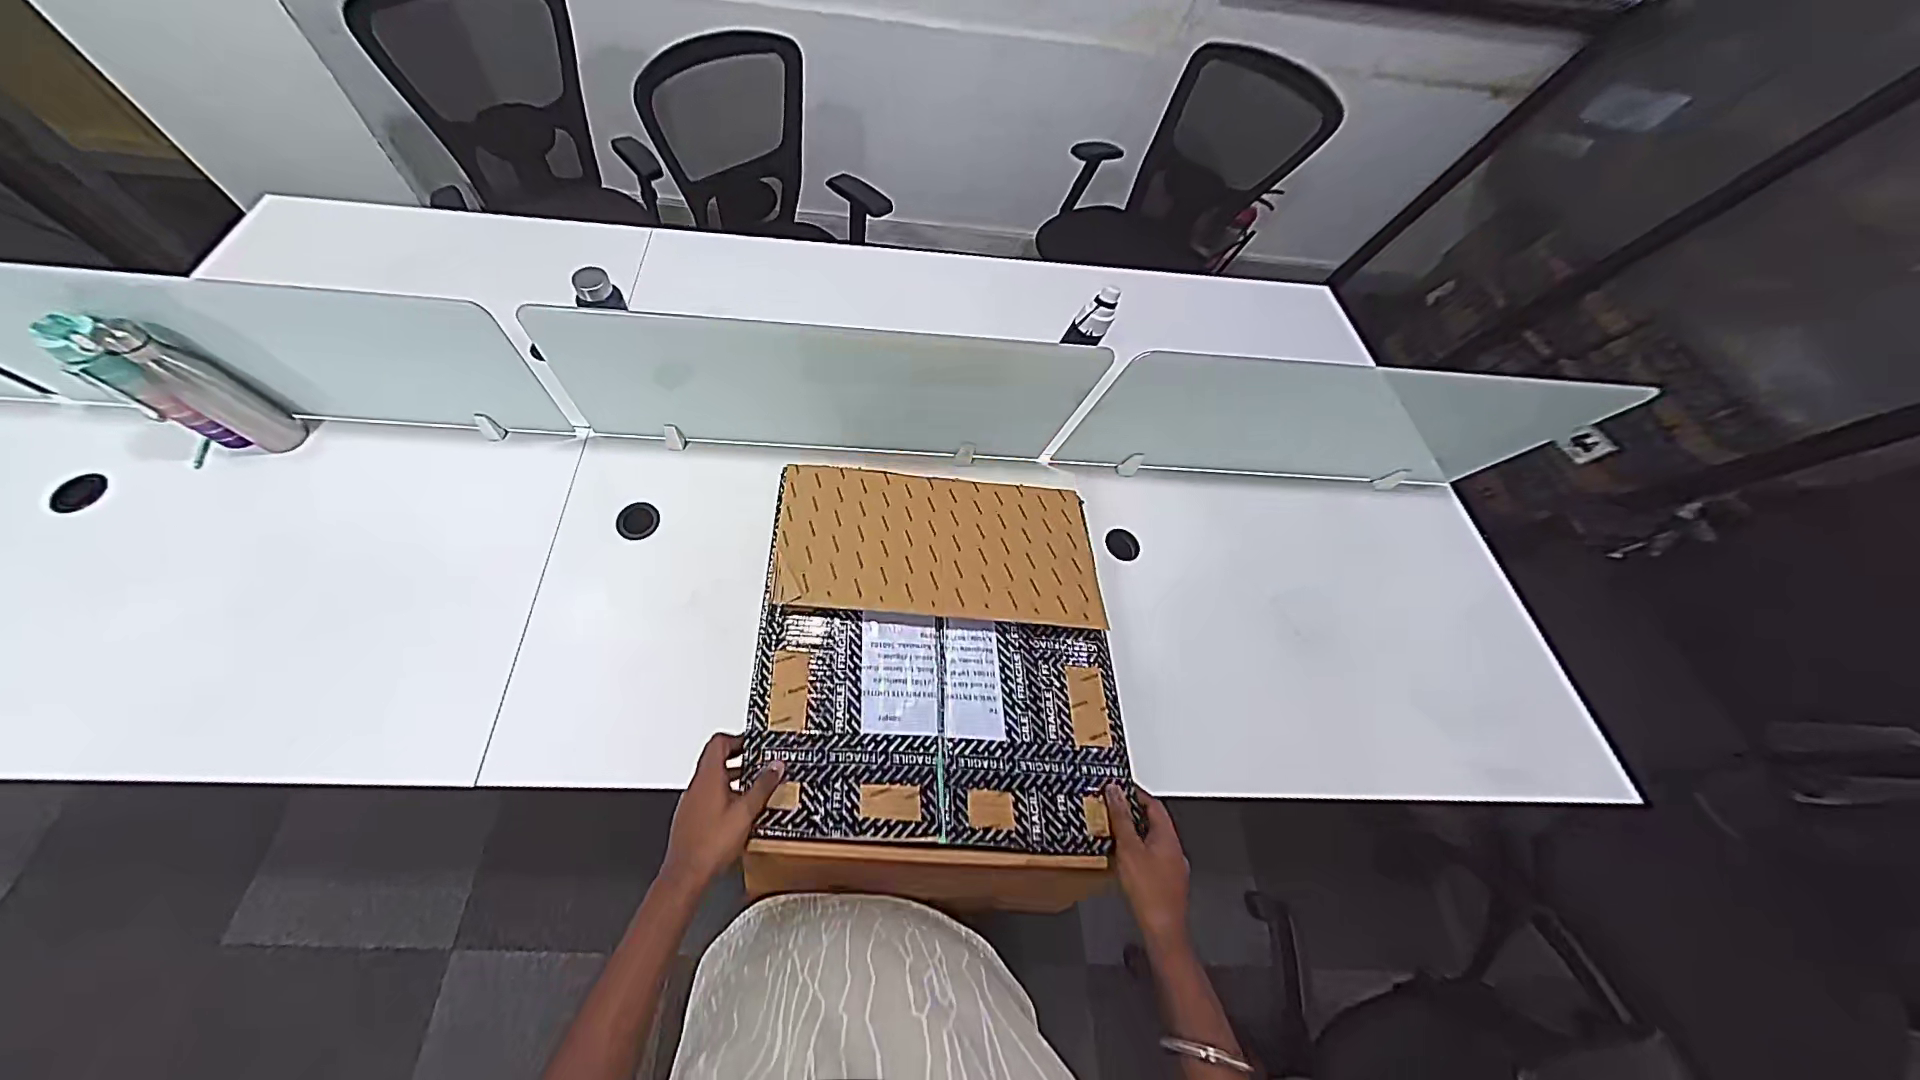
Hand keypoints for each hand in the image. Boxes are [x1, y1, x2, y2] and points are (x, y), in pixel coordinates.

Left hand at [661, 733, 784, 891]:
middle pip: (715, 759)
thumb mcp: (746, 812)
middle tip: (758, 763)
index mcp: (708, 778)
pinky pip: (708, 797)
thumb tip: (775, 766)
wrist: (685, 876)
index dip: (737, 739)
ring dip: (733, 778)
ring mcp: (691, 803)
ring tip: (753, 787)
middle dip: (739, 759)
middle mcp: (696, 787)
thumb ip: (763, 786)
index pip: (718, 742)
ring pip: (712, 780)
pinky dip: (725, 795)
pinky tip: (738, 812)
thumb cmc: (710, 845)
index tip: (753, 743)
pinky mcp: (690, 818)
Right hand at [1104, 784, 1189, 945]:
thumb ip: (1121, 818)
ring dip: (1134, 832)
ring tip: (1114, 830)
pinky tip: (1124, 858)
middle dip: (1133, 813)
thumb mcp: (1128, 848)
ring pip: (1152, 840)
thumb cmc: (1149, 890)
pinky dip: (1137, 850)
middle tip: (1113, 807)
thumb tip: (1115, 792)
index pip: (1153, 804)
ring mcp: (1173, 866)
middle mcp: (1174, 849)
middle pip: (1153, 821)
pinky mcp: (1167, 881)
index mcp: (1167, 836)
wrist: (1163, 929)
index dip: (1136, 794)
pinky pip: (1152, 856)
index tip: (1119, 789)